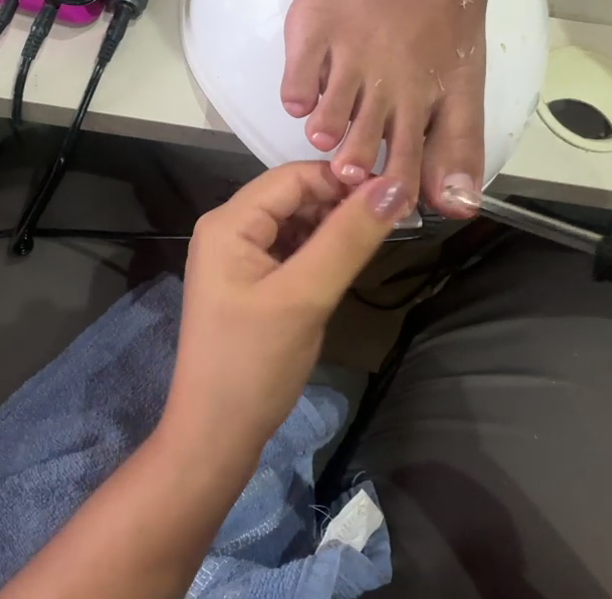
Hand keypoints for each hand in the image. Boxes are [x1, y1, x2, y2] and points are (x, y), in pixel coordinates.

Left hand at [167, 163, 408, 457]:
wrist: (216, 435)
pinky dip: (320, 251)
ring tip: (377, 239)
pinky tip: (346, 263)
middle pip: (293, 196)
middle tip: (394, 218)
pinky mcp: (250, 281)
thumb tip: (393, 186)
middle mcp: (228, 229)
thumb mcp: (305, 297)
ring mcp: (237, 256)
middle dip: (340, 203)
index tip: (395, 192)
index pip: (293, 176)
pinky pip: (291, 249)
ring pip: (295, 222)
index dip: (343, 179)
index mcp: (229, 222)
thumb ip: (348, 239)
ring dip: (333, 228)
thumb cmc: (254, 364)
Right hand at [280, 0, 518, 216]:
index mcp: (460, 59)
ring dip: (339, 141)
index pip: (455, 145)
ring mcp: (361, 42)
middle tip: (365, 183)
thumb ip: (452, 39)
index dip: (444, 182)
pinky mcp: (319, 11)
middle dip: (381, 175)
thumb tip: (428, 67)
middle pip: (392, 148)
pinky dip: (300, 94)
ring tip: (332, 147)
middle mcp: (412, 66)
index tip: (435, 206)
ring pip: (343, 124)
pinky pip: (301, 79)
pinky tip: (302, 96)